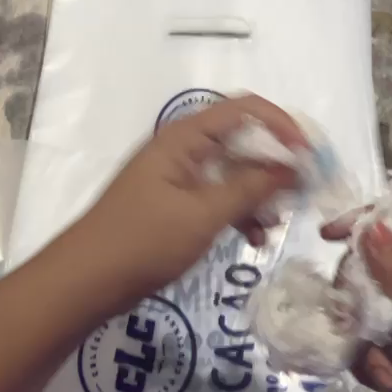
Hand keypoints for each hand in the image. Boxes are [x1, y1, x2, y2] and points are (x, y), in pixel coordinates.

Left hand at [62, 94, 303, 310]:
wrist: (83, 282)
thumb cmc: (142, 242)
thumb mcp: (203, 215)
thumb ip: (250, 187)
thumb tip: (293, 165)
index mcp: (185, 137)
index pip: (244, 108)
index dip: (281, 124)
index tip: (308, 154)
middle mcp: (182, 147)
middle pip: (241, 138)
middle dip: (274, 162)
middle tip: (302, 191)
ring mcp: (177, 174)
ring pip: (232, 169)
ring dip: (258, 191)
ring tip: (277, 222)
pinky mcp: (174, 201)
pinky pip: (217, 194)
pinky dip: (238, 210)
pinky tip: (254, 239)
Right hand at [333, 221, 391, 391]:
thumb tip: (371, 224)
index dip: (366, 227)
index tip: (329, 235)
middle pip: (372, 271)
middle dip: (358, 293)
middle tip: (355, 311)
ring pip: (361, 312)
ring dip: (364, 337)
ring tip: (385, 362)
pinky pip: (362, 348)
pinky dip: (370, 365)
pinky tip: (391, 385)